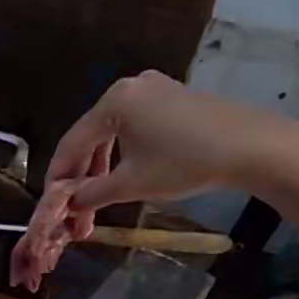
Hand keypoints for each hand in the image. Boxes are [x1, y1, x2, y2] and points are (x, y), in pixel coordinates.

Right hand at [11, 70, 298, 288]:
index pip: (71, 143)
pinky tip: (122, 177)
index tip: (50, 204)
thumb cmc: (183, 163)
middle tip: (76, 212)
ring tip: (96, 201)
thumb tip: (70, 203)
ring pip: (112, 133)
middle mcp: (128, 87)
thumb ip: (93, 193)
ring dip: (101, 169)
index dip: (57, 177)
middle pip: (90, 136)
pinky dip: (122, 154)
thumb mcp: (131, 183)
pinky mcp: (172, 98)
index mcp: (112, 102)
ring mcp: (152, 89)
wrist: (248, 146)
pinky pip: (133, 128)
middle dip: (81, 177)